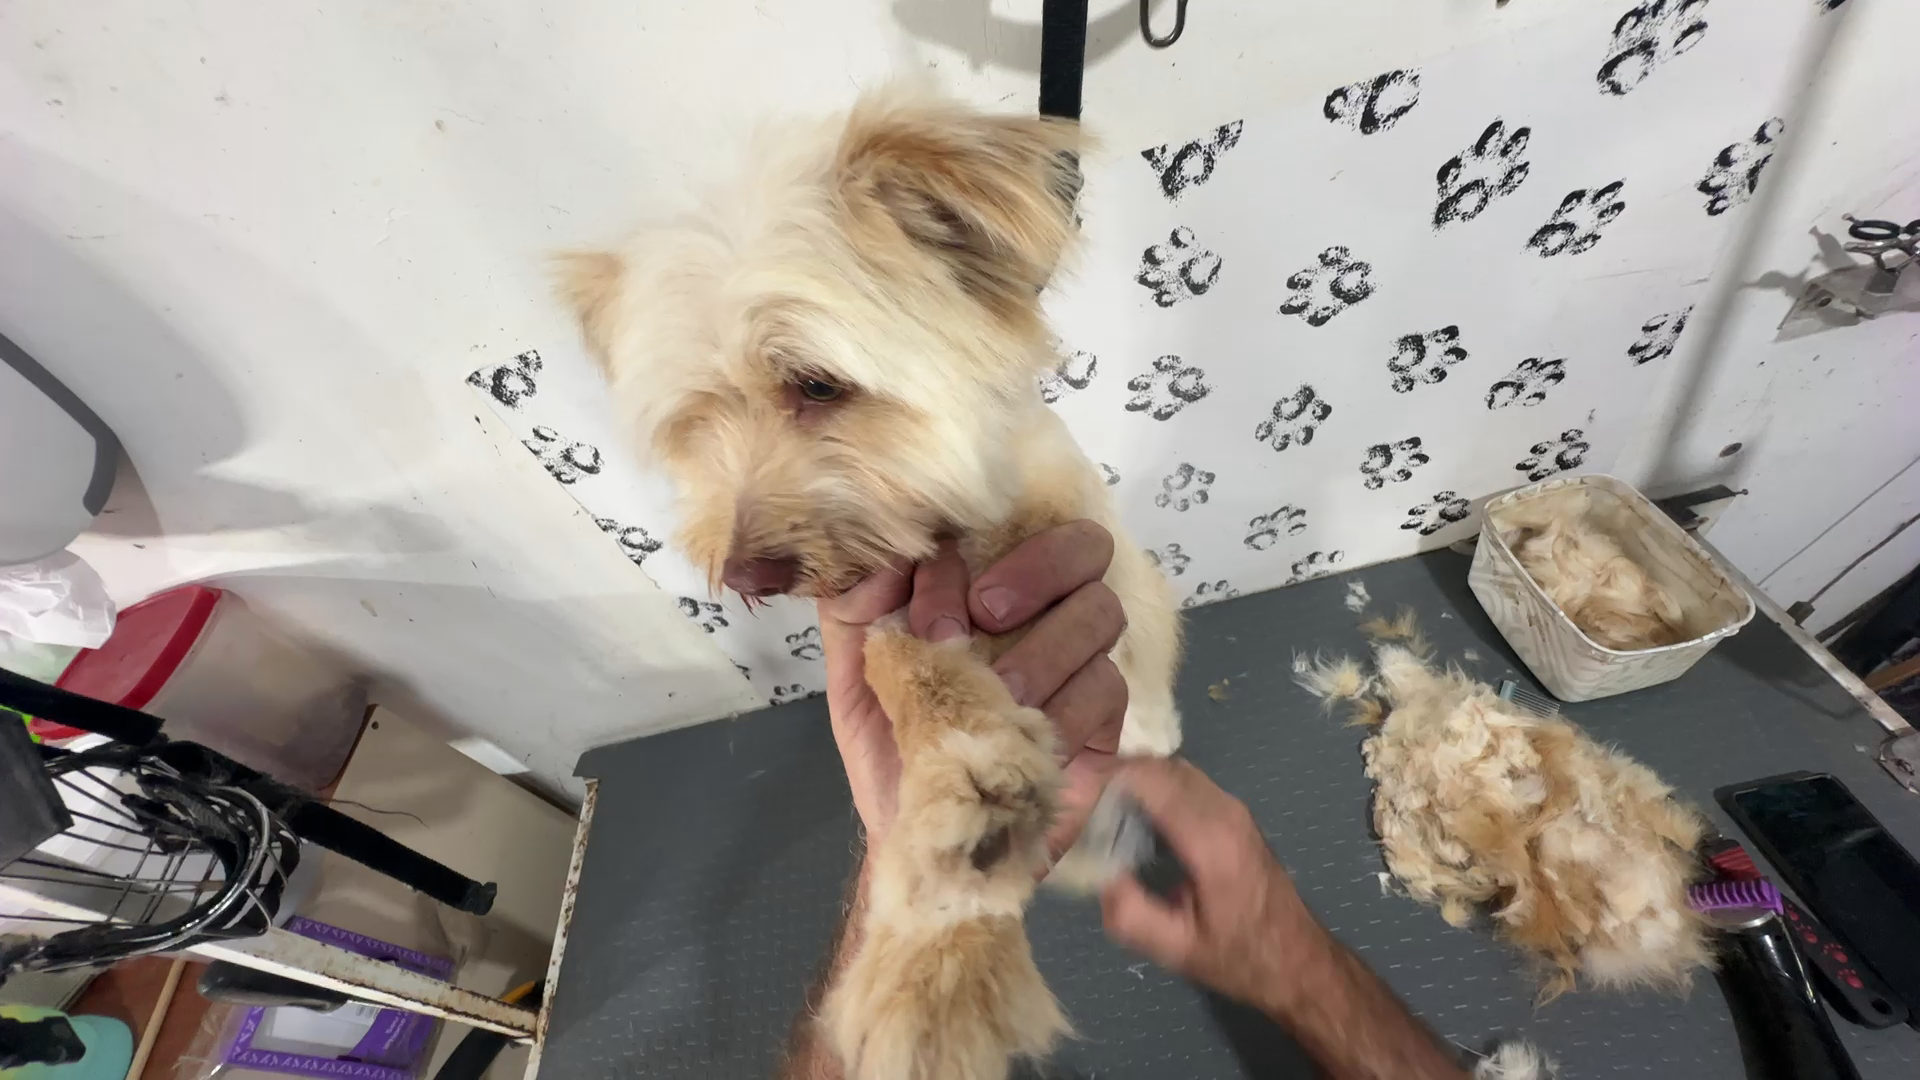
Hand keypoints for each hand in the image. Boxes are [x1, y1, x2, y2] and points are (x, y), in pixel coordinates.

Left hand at [817, 520, 1127, 858]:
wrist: (919, 831)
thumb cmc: (891, 739)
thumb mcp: (857, 666)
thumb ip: (858, 602)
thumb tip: (891, 547)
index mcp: (988, 589)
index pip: (1023, 522)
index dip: (985, 546)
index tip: (931, 597)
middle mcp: (1042, 615)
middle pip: (1087, 548)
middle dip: (1038, 569)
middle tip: (985, 614)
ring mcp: (1078, 667)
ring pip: (1102, 614)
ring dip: (1043, 648)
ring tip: (995, 692)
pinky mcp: (1103, 725)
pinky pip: (1110, 688)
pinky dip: (1065, 706)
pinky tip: (1024, 733)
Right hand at [1099, 758, 1327, 1013]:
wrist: (1300, 960)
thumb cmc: (1240, 957)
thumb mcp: (1178, 950)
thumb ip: (1131, 915)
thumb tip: (1097, 874)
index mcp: (1209, 839)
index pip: (1148, 779)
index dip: (1106, 780)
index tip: (1077, 800)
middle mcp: (1222, 810)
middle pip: (1157, 765)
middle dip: (1114, 775)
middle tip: (1082, 802)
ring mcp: (1231, 805)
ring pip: (1171, 766)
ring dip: (1134, 777)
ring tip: (1103, 806)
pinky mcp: (1231, 809)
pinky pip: (1183, 777)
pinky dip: (1152, 782)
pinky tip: (1135, 812)